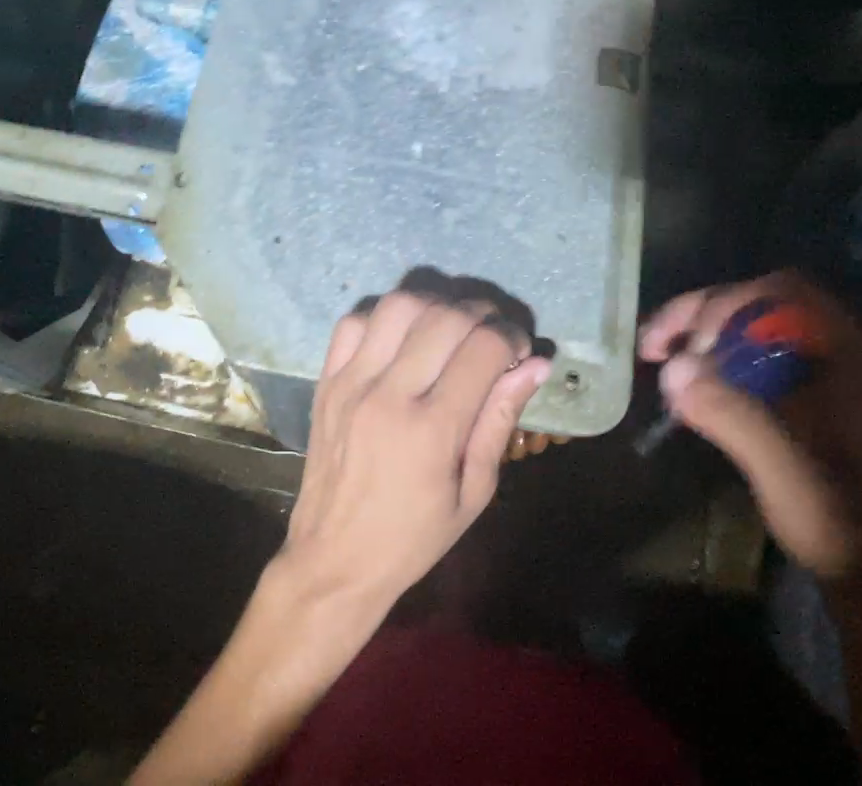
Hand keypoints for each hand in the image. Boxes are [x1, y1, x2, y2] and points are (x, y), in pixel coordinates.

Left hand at [276, 291, 552, 610]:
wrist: (334, 557)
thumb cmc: (413, 537)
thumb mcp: (473, 493)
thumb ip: (499, 421)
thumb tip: (536, 366)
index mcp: (432, 430)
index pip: (483, 348)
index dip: (512, 338)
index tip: (519, 351)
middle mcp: (388, 394)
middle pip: (444, 317)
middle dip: (481, 314)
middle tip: (492, 334)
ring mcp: (350, 383)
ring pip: (397, 306)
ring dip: (433, 306)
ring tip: (449, 328)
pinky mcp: (325, 381)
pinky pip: (352, 322)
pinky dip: (383, 317)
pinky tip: (402, 337)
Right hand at [639, 272, 861, 581]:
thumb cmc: (843, 529)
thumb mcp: (786, 478)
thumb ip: (735, 418)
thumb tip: (675, 368)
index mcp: (859, 365)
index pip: (782, 297)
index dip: (719, 307)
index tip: (676, 345)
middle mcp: (857, 358)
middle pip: (773, 305)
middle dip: (708, 317)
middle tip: (658, 349)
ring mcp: (846, 379)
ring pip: (769, 329)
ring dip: (714, 336)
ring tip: (671, 363)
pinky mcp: (831, 402)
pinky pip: (772, 356)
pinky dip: (730, 360)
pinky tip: (705, 387)